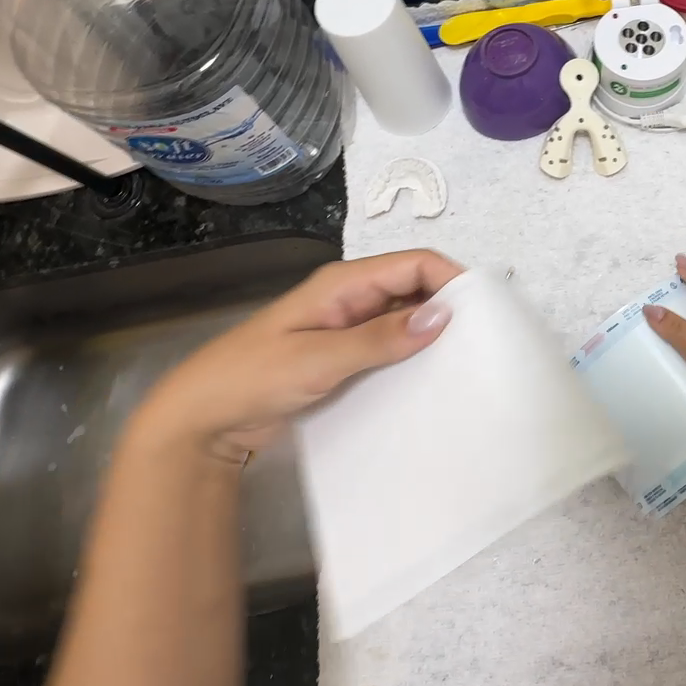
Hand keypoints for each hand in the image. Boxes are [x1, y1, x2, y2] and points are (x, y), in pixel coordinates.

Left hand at [134, 250, 463, 463]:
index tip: (484, 308)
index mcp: (343, 283)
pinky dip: (413, 354)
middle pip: (413, 286)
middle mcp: (351, 298)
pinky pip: (390, 346)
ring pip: (404, 316)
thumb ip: (380, 337)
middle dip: (447, 303)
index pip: (412, 263)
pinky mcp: (344, 357)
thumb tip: (443, 314)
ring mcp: (347, 328)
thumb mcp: (319, 358)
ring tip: (465, 359)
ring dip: (432, 331)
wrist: (202, 421)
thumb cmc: (253, 378)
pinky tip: (431, 377)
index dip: (450, 277)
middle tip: (482, 337)